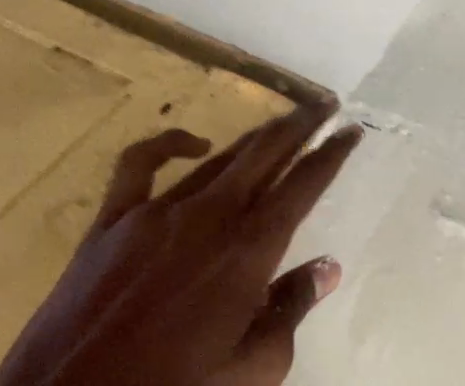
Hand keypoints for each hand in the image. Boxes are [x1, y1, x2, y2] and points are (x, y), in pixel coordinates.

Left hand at [0, 110, 361, 385]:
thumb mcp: (251, 370)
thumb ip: (292, 310)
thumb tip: (327, 267)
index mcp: (251, 247)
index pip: (305, 182)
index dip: (333, 152)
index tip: (352, 130)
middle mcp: (212, 214)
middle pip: (268, 151)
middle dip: (303, 123)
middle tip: (326, 105)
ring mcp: (159, 211)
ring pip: (221, 157)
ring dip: (256, 137)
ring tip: (279, 125)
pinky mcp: (112, 221)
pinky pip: (140, 165)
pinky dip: (169, 144)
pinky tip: (192, 144)